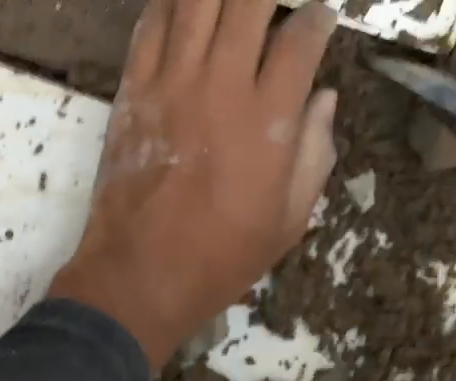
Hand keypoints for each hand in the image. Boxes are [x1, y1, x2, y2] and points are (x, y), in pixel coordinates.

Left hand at [48, 0, 338, 368]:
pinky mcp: (132, 93)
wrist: (138, 279)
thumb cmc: (218, 261)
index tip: (318, 24)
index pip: (304, 35)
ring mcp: (172, 85)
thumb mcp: (287, 224)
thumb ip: (315, 157)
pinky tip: (182, 10)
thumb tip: (324, 99)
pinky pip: (150, 25)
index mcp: (270, 119)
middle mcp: (223, 86)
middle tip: (271, 8)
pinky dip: (168, 6)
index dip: (318, 18)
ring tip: (229, 6)